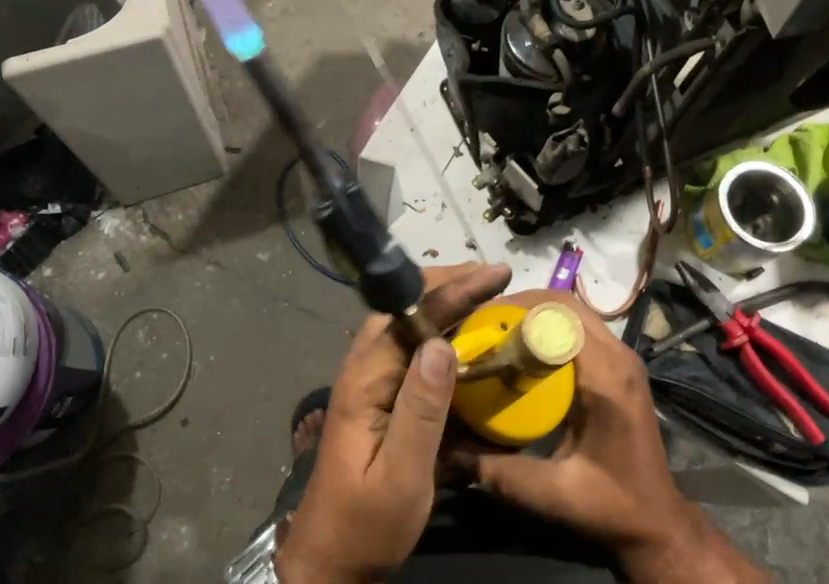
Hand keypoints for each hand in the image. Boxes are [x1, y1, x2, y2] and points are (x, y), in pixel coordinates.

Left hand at [274, 262, 512, 583]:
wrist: (332, 561)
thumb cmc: (366, 523)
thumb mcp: (402, 476)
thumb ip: (421, 410)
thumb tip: (442, 344)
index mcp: (365, 381)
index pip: (411, 317)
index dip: (455, 289)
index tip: (496, 274)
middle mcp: (364, 370)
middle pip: (405, 309)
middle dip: (449, 285)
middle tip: (494, 281)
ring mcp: (370, 384)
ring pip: (408, 327)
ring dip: (446, 306)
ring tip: (487, 300)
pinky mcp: (381, 401)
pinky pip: (411, 354)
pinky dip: (442, 336)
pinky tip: (469, 344)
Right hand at [470, 290, 766, 583]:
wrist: (658, 522)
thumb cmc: (613, 506)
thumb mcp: (555, 495)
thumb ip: (503, 472)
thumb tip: (450, 453)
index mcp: (607, 378)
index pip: (561, 316)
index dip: (519, 309)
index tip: (480, 321)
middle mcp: (619, 357)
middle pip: (566, 305)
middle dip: (521, 305)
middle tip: (482, 322)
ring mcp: (622, 359)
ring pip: (573, 312)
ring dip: (535, 314)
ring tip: (496, 331)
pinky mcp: (618, 367)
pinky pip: (579, 329)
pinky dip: (548, 328)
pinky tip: (521, 350)